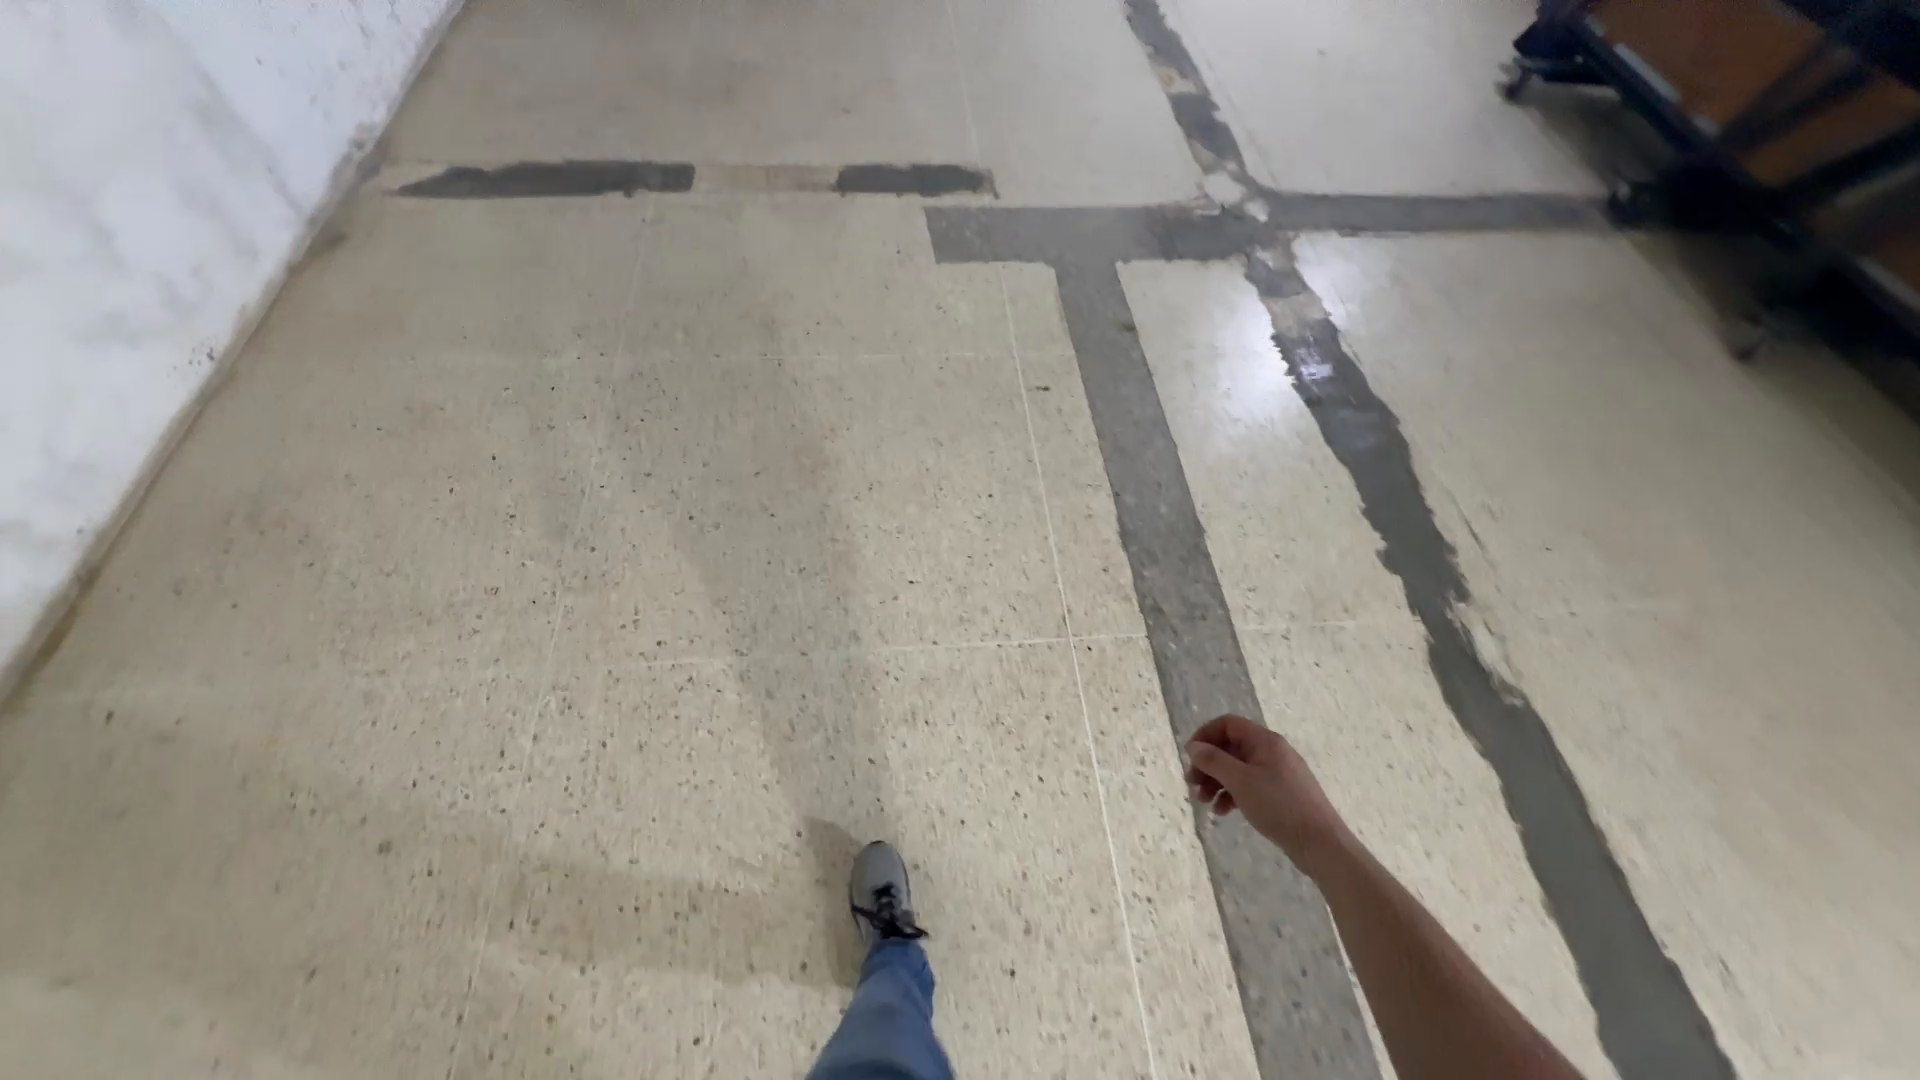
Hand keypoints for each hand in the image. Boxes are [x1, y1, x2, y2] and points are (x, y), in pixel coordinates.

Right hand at [1184, 714, 1350, 873]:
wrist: (1320, 843)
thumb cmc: (1278, 806)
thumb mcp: (1240, 781)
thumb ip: (1213, 760)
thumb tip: (1193, 745)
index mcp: (1265, 741)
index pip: (1228, 724)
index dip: (1205, 735)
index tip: (1190, 757)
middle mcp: (1272, 752)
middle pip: (1231, 747)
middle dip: (1208, 764)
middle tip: (1192, 784)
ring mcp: (1278, 774)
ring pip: (1238, 769)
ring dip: (1217, 782)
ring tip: (1203, 802)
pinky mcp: (1281, 794)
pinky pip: (1250, 786)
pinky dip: (1232, 795)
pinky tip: (1222, 812)